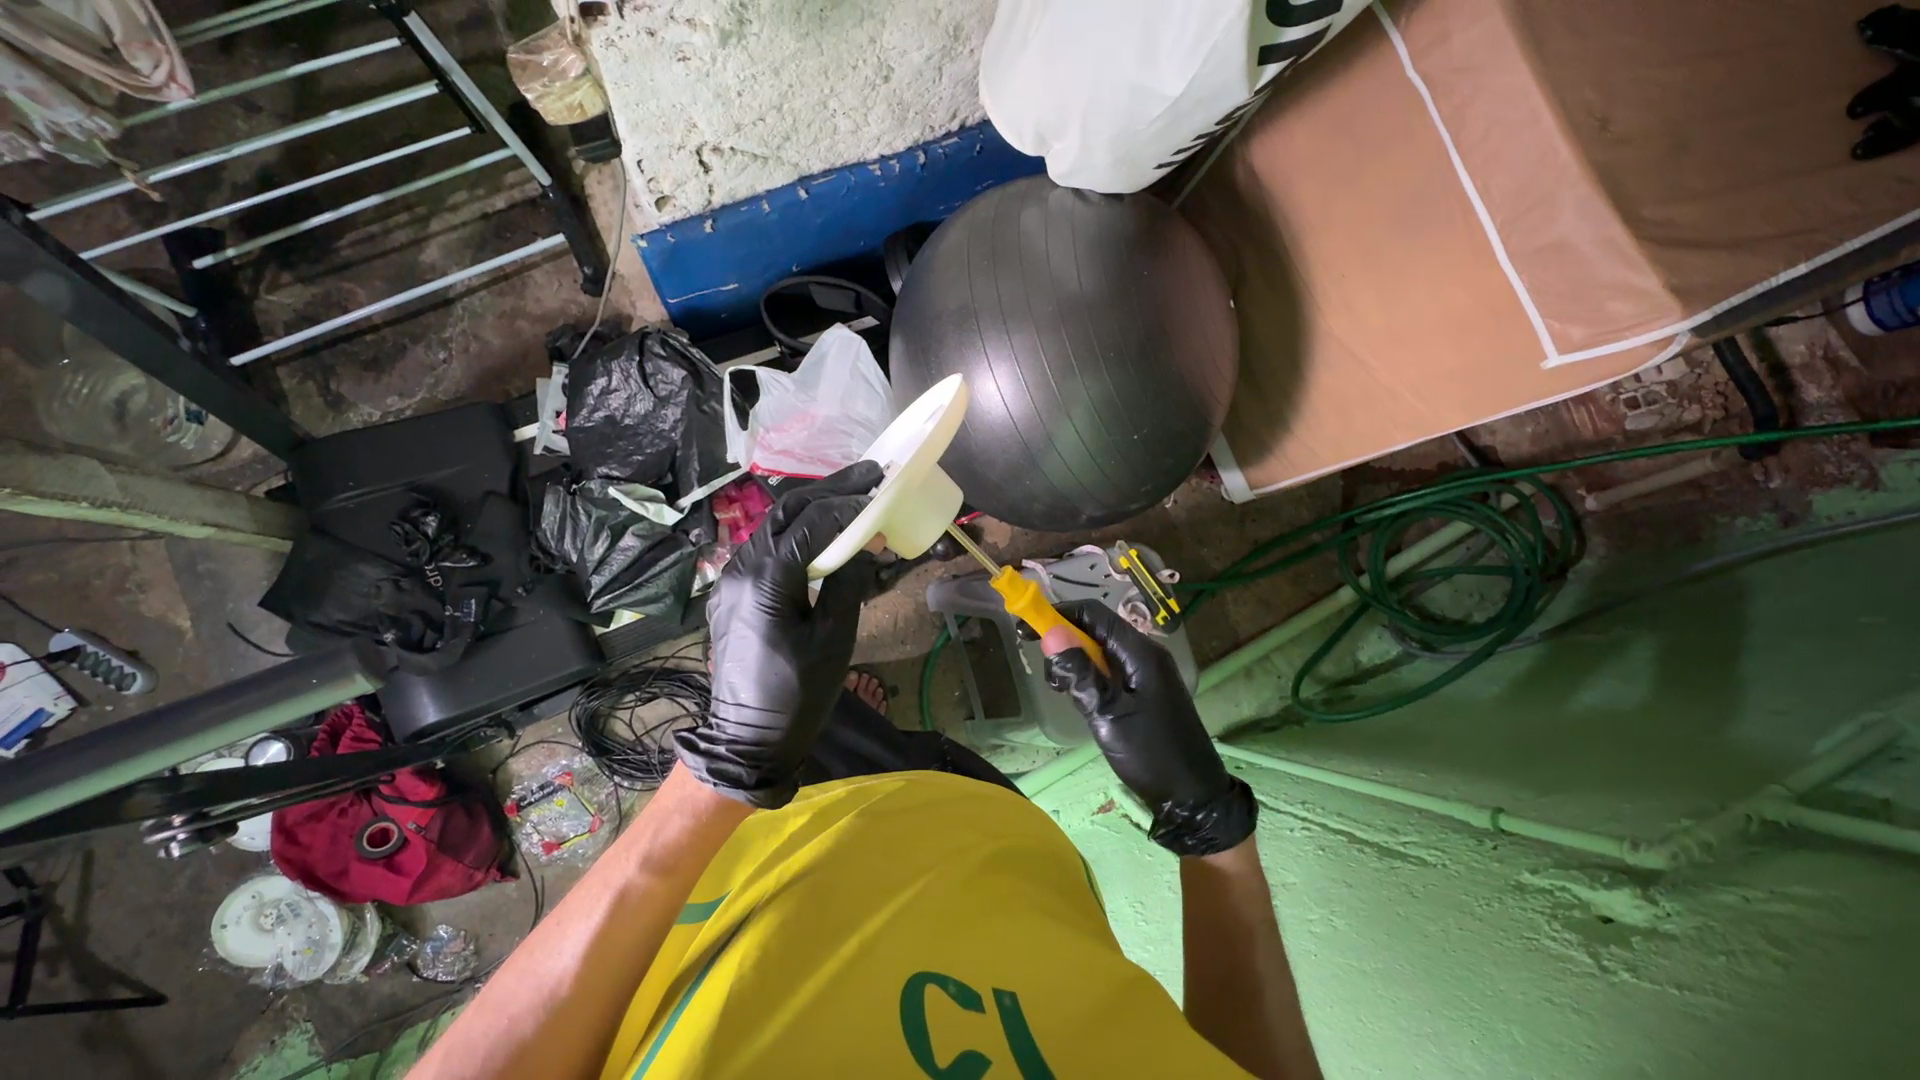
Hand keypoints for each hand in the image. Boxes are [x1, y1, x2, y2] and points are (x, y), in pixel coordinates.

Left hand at [675, 461, 883, 806]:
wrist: (747, 738)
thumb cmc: (797, 694)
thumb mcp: (834, 639)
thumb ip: (848, 583)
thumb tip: (864, 546)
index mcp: (766, 579)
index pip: (811, 522)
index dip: (848, 505)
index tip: (881, 495)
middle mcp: (741, 568)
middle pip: (786, 510)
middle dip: (829, 489)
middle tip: (870, 475)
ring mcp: (730, 579)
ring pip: (772, 525)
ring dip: (811, 506)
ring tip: (851, 496)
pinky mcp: (730, 592)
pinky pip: (764, 548)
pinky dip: (795, 532)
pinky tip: (821, 533)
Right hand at [1044, 601, 1255, 855]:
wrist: (1191, 794)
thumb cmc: (1150, 753)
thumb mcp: (1107, 714)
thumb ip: (1080, 672)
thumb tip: (1050, 632)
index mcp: (1140, 651)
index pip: (1093, 613)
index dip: (1058, 615)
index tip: (1026, 630)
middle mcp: (1145, 652)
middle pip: (1096, 628)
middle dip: (1065, 642)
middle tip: (1050, 677)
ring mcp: (1147, 670)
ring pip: (1101, 649)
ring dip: (1076, 662)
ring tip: (1063, 691)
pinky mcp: (1145, 688)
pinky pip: (1111, 669)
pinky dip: (1090, 676)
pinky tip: (1081, 698)